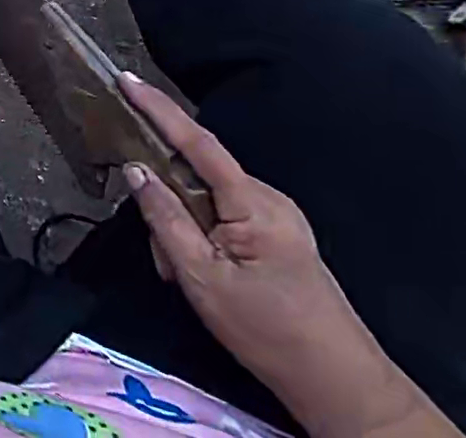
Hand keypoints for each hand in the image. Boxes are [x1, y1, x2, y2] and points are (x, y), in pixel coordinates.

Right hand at [119, 74, 449, 437]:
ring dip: (179, 228)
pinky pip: (216, 213)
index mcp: (256, 205)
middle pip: (193, 175)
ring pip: (200, 198)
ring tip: (181, 275)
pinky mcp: (272, 231)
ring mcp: (273, 214)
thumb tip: (135, 168)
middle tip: (163, 260)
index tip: (126, 78)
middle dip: (164, 205)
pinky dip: (195, 235)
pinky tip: (195, 271)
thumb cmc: (269, 332)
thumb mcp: (201, 278)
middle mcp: (268, 198)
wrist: (340, 387)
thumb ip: (165, 217)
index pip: (198, 143)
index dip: (158, 108)